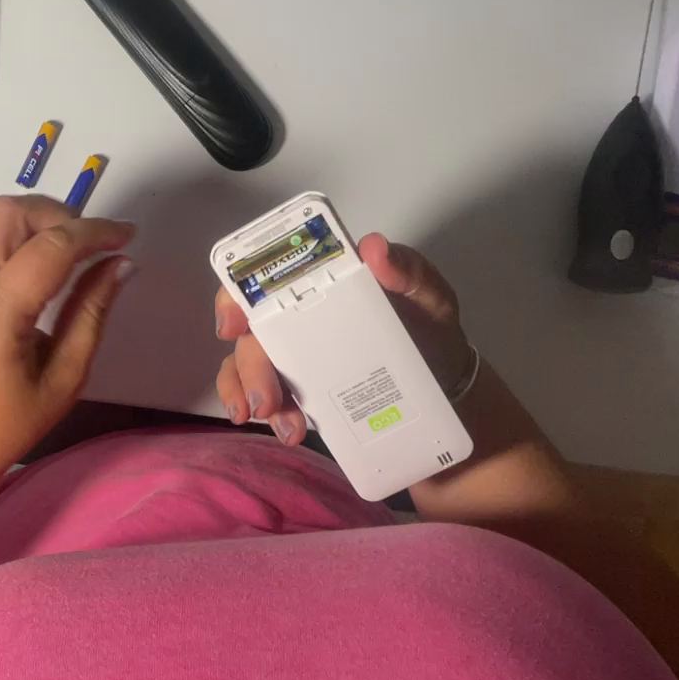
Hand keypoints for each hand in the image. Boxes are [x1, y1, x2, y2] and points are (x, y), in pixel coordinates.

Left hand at [0, 195, 135, 512]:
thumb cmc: (2, 429)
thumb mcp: (63, 379)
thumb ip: (92, 312)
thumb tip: (121, 263)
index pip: (52, 246)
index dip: (96, 232)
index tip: (127, 235)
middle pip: (11, 211)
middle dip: (58, 214)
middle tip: (90, 244)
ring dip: (27, 215)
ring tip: (60, 245)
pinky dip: (1, 225)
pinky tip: (25, 255)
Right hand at [213, 233, 473, 444]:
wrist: (446, 391)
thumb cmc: (430, 332)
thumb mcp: (429, 297)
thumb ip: (409, 271)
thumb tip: (373, 248)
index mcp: (317, 285)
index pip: (262, 280)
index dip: (235, 296)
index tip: (232, 325)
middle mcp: (293, 316)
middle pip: (251, 333)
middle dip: (250, 368)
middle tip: (266, 402)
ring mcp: (290, 355)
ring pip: (246, 367)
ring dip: (252, 395)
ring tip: (287, 427)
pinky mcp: (295, 389)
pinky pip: (258, 396)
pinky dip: (262, 413)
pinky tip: (286, 431)